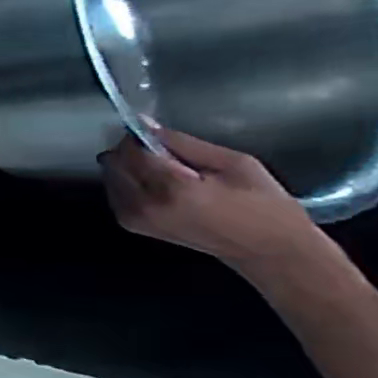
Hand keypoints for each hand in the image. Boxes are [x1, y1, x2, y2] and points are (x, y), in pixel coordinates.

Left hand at [99, 128, 322, 273]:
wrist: (267, 251)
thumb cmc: (263, 205)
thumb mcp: (237, 164)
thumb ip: (185, 144)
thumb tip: (146, 126)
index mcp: (173, 188)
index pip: (131, 151)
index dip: (138, 137)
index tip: (153, 133)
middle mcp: (143, 203)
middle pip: (113, 162)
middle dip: (131, 151)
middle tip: (163, 153)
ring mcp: (131, 216)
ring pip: (110, 175)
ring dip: (128, 167)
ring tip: (166, 173)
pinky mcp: (129, 224)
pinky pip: (114, 191)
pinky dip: (128, 182)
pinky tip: (157, 186)